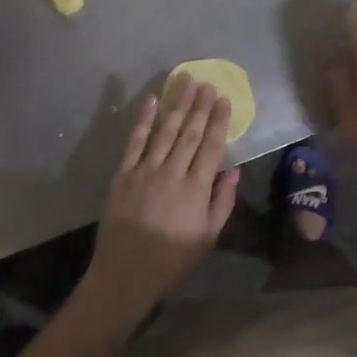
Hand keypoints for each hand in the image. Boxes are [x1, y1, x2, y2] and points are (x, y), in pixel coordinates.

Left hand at [85, 79, 240, 308]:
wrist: (125, 274)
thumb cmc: (172, 260)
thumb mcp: (207, 238)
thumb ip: (222, 202)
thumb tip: (234, 170)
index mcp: (196, 191)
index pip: (211, 148)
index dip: (218, 122)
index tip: (224, 100)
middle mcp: (171, 175)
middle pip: (188, 134)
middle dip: (199, 106)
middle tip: (207, 82)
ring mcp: (144, 172)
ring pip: (164, 132)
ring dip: (176, 105)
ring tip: (186, 82)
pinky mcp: (123, 175)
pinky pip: (134, 142)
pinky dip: (143, 120)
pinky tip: (150, 101)